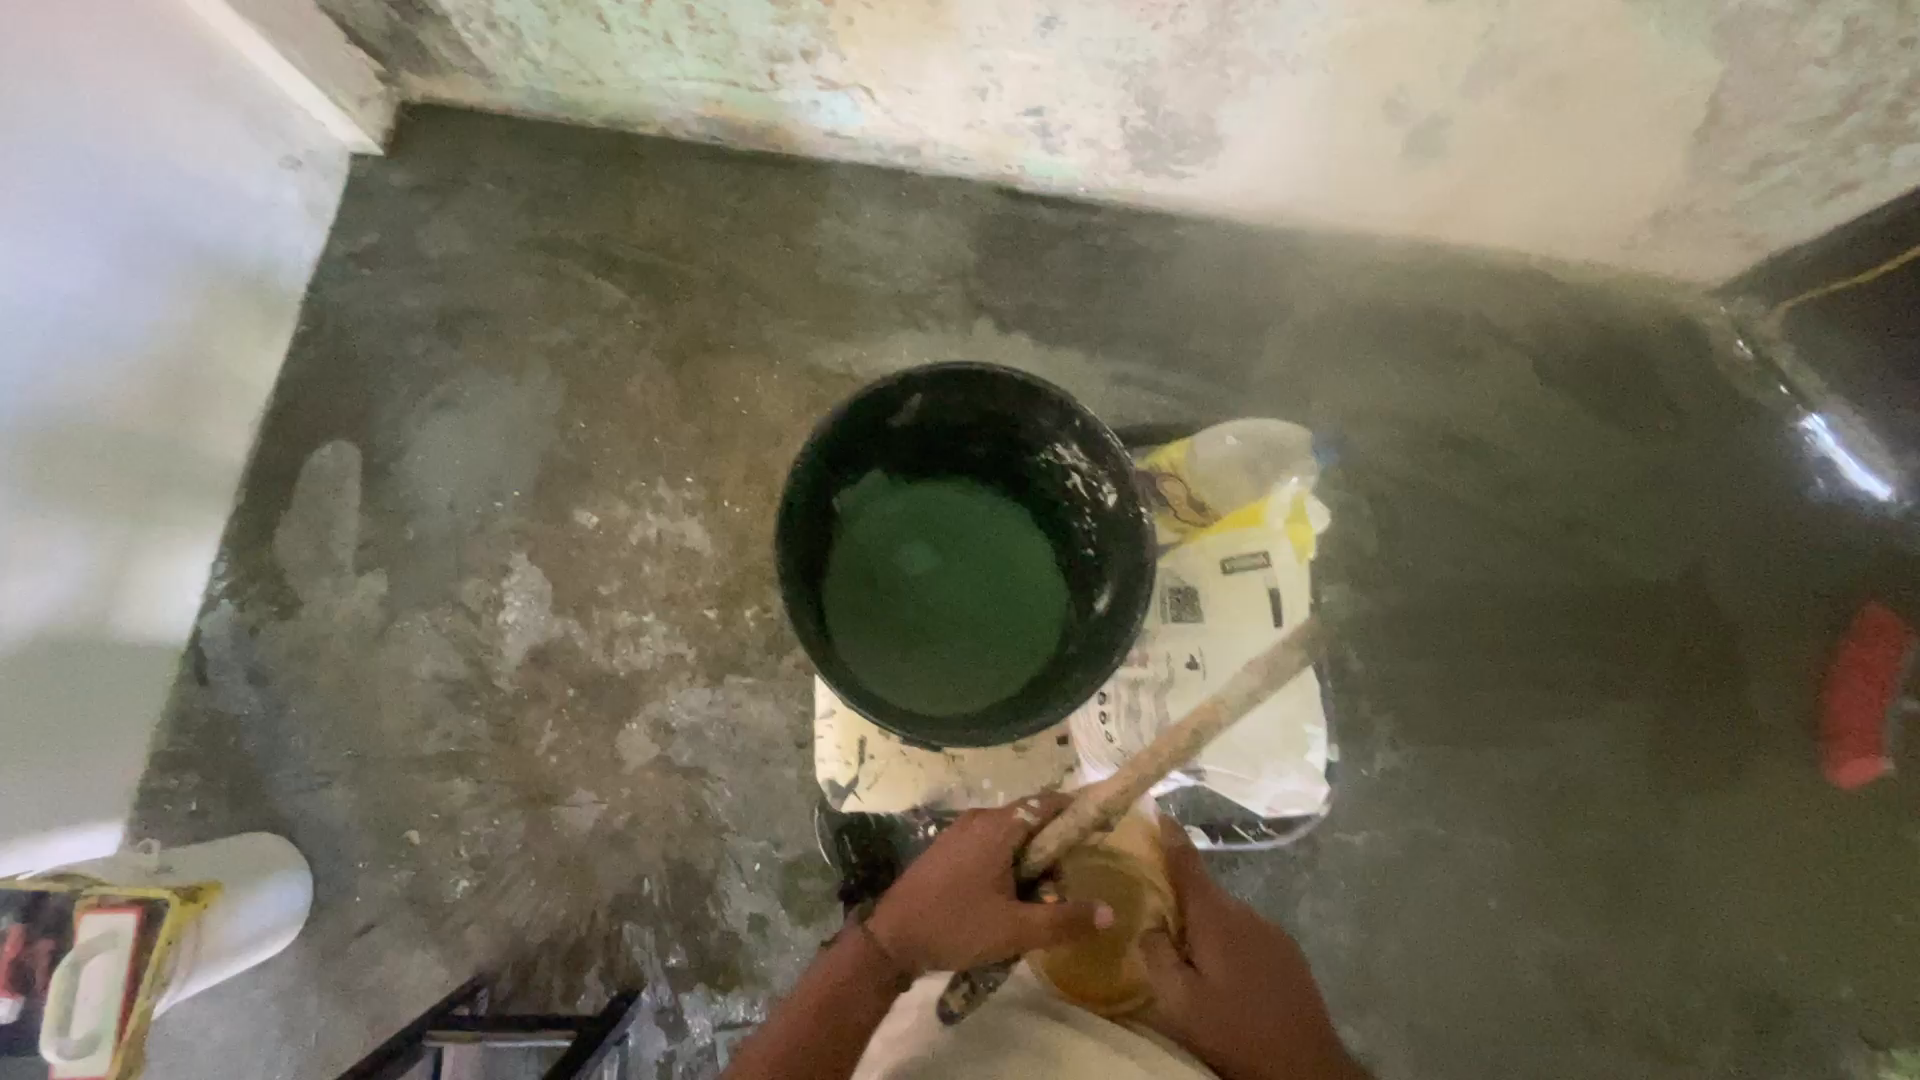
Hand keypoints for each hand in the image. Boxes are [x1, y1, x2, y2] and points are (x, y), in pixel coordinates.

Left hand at [866, 794, 1113, 974]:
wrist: (891, 939)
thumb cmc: (955, 926)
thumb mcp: (1015, 930)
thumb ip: (1064, 919)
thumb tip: (1108, 912)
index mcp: (998, 827)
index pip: (1047, 802)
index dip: (1076, 811)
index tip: (1099, 828)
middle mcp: (979, 819)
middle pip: (1030, 824)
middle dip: (1050, 855)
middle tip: (1056, 894)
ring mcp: (959, 833)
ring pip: (1009, 839)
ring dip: (1027, 866)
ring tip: (1030, 906)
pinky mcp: (946, 849)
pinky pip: (988, 847)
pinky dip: (1005, 867)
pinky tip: (1002, 903)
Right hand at [1139, 819, 1367, 1079]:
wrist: (1307, 1071)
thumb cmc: (1235, 1031)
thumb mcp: (1178, 1002)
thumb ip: (1155, 955)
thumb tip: (1149, 924)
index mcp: (1214, 915)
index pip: (1187, 861)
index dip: (1170, 834)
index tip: (1157, 810)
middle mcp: (1244, 911)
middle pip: (1203, 893)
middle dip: (1181, 901)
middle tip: (1158, 923)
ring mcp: (1272, 931)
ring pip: (1226, 917)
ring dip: (1207, 929)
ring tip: (1195, 963)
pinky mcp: (1289, 953)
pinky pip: (1248, 935)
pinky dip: (1231, 945)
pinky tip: (1229, 979)